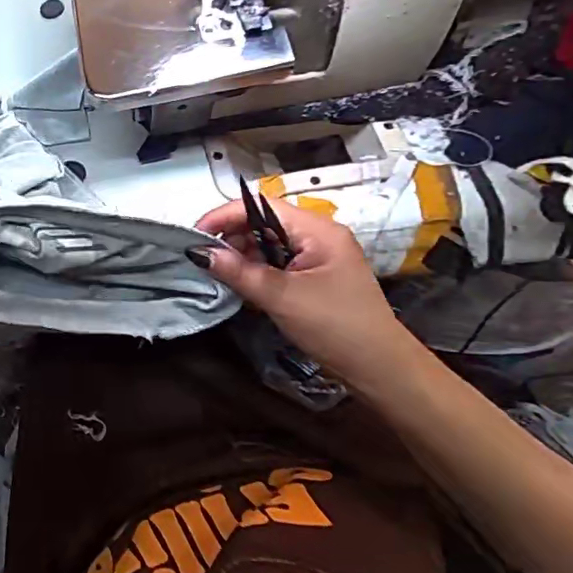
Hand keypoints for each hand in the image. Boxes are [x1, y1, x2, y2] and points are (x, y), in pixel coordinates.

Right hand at [191, 195, 417, 384]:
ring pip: (267, 243)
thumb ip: (239, 271)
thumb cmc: (334, 325)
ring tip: (220, 273)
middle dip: (231, 237)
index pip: (261, 207)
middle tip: (205, 259)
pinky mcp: (314, 277)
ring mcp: (317, 257)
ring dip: (241, 255)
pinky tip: (241, 284)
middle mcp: (318, 236)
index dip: (224, 216)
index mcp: (317, 230)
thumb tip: (198, 252)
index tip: (194, 235)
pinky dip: (255, 270)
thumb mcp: (281, 297)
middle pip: (263, 222)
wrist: (379, 366)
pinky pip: (276, 262)